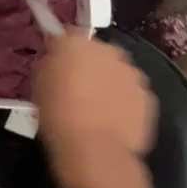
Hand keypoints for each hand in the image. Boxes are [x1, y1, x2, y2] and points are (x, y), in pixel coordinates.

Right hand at [32, 36, 155, 186]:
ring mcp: (132, 73)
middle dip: (89, 64)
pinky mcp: (148, 97)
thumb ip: (50, 64)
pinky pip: (131, 92)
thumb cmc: (57, 116)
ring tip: (97, 107)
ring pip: (117, 71)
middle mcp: (108, 50)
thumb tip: (56, 60)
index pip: (67, 35)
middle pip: (97, 51)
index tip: (57, 63)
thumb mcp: (38, 84)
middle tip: (77, 87)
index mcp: (76, 42)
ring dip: (108, 81)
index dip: (62, 49)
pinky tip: (112, 120)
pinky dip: (123, 100)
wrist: (95, 152)